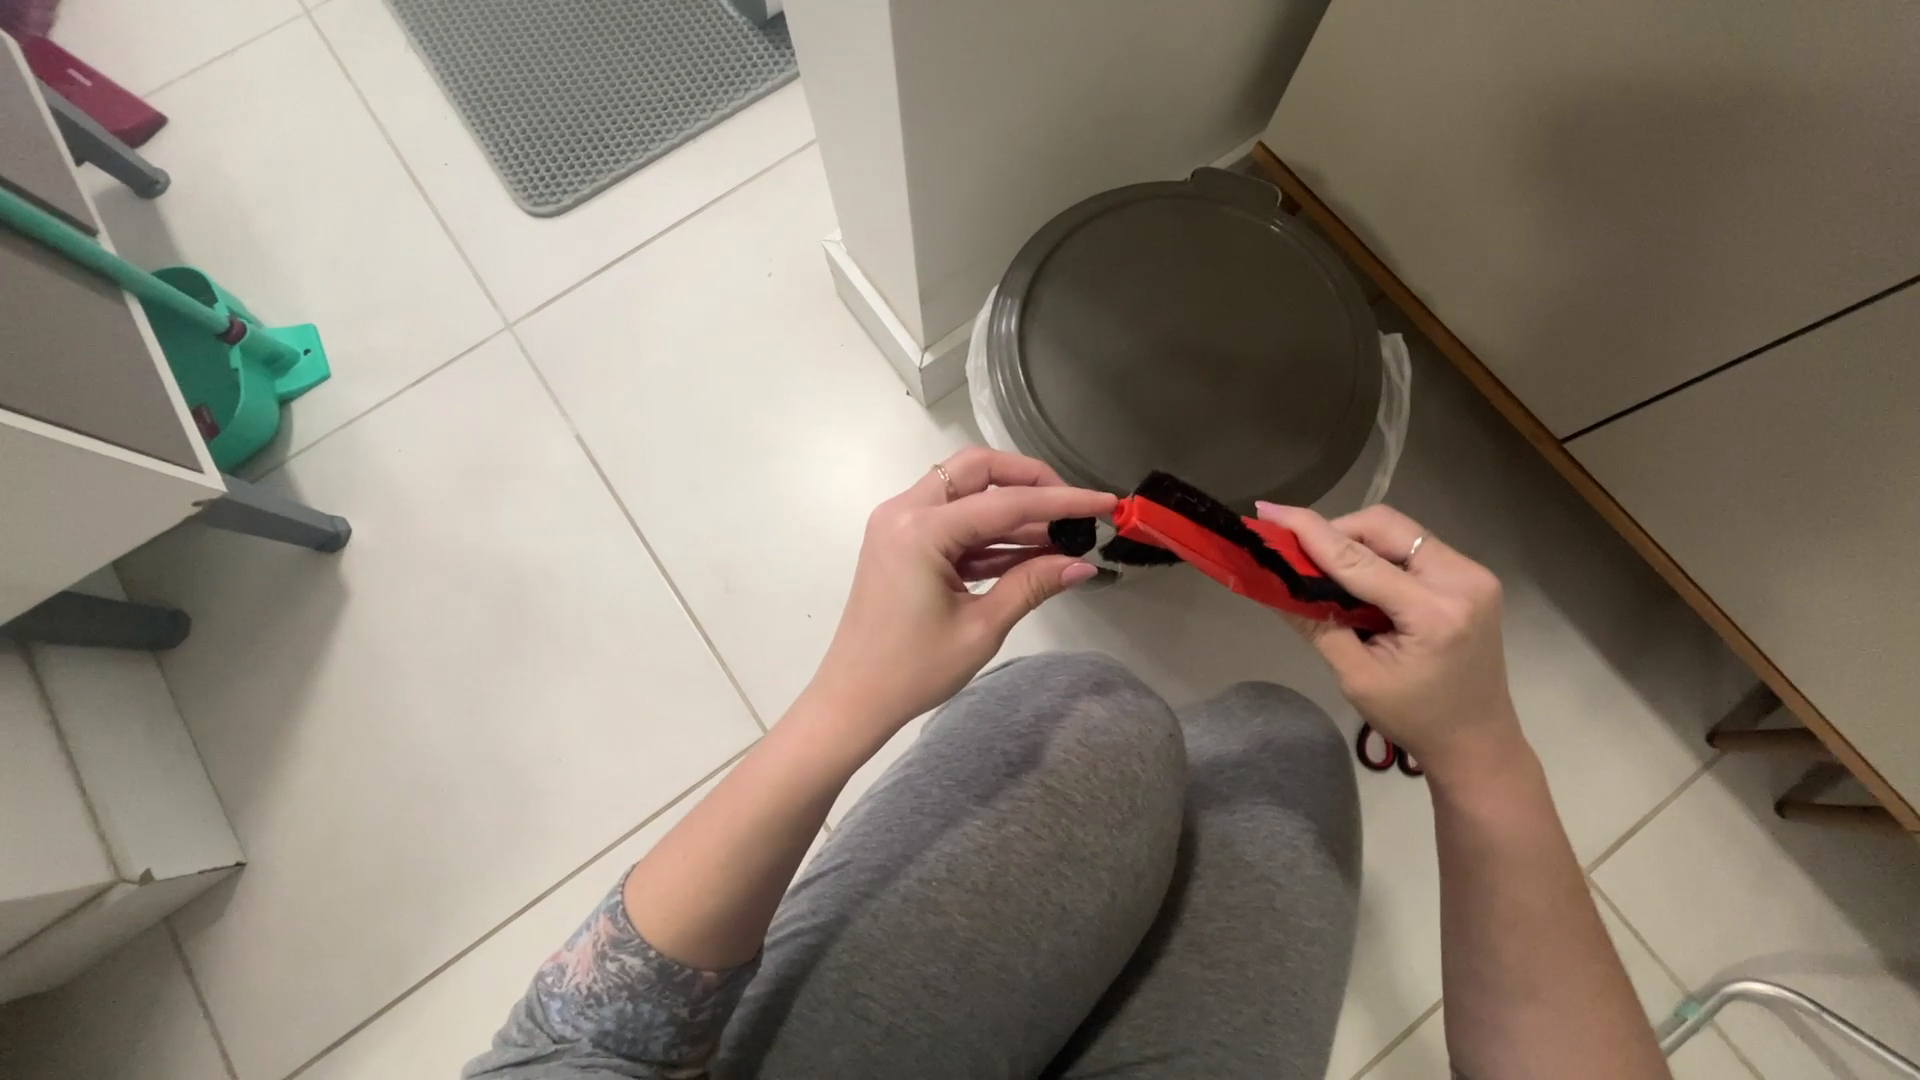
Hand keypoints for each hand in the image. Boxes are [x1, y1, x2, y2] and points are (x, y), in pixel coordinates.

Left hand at [804, 447, 1114, 745]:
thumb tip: (1084, 564)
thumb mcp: (980, 628)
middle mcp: (904, 511)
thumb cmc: (912, 671)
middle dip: (1030, 481)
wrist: (853, 699)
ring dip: (1011, 509)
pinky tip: (1030, 550)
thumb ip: (1032, 585)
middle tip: (1073, 507)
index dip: (1061, 501)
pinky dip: (988, 531)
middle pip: (977, 470)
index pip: (1005, 502)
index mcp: (920, 529)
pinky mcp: (901, 542)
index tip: (1104, 503)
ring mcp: (898, 524)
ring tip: (1062, 535)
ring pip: (964, 492)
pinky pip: (952, 520)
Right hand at [1255, 502, 1523, 779]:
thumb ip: (1316, 624)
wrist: (1478, 741)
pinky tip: (1357, 578)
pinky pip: (1412, 545)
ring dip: (1355, 541)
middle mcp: (1462, 579)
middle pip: (1384, 525)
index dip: (1309, 531)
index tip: (1269, 512)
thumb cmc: (1414, 718)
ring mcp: (1472, 574)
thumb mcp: (1355, 677)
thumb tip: (1270, 583)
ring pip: (1398, 530)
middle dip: (1334, 531)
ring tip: (1324, 570)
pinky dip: (1376, 552)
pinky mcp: (1470, 577)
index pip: (1357, 558)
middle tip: (1298, 554)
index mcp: (1435, 611)